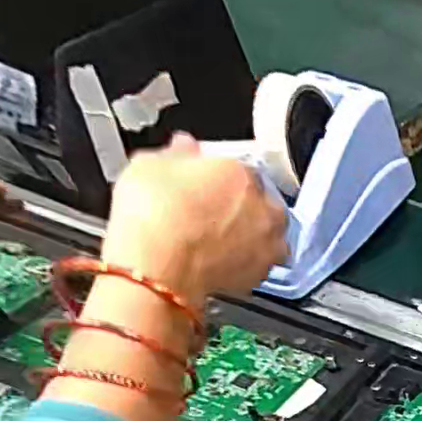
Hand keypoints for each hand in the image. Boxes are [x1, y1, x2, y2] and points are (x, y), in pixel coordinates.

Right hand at [99, 133, 288, 301]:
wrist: (159, 266)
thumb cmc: (153, 213)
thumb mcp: (151, 164)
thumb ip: (177, 154)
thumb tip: (185, 147)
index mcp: (241, 174)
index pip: (240, 168)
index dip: (221, 175)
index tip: (208, 181)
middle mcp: (266, 209)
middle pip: (263, 202)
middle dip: (245, 205)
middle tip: (216, 210)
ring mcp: (270, 244)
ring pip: (268, 234)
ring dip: (252, 234)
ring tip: (220, 237)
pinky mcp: (264, 273)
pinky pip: (260, 261)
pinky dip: (246, 259)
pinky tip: (223, 258)